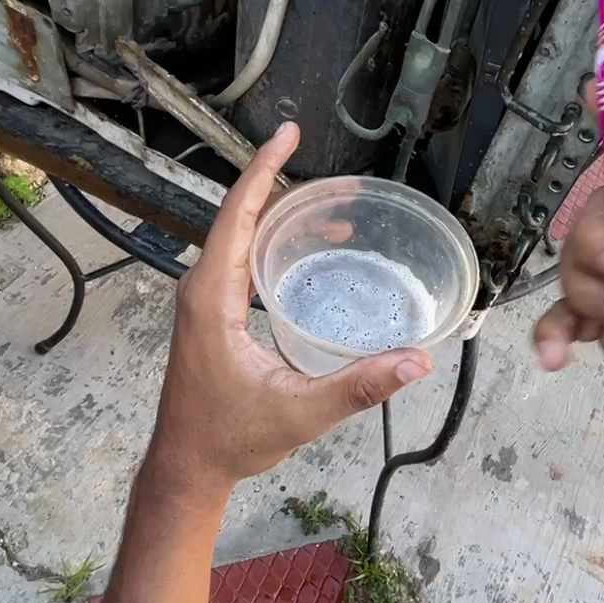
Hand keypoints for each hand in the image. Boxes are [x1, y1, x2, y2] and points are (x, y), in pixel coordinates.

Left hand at [150, 123, 432, 493]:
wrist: (187, 468)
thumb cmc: (230, 438)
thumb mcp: (299, 411)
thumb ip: (357, 386)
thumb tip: (416, 361)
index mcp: (212, 296)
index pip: (237, 214)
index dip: (263, 170)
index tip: (288, 134)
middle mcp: (202, 288)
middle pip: (243, 217)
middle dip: (288, 188)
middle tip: (342, 183)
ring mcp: (205, 300)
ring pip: (244, 239)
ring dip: (286, 218)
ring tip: (339, 215)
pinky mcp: (213, 315)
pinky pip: (244, 261)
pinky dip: (278, 244)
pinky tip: (312, 255)